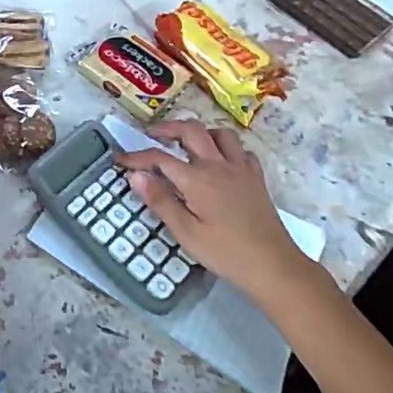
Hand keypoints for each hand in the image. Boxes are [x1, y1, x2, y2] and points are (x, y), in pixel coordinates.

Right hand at [116, 121, 325, 298]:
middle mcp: (219, 165)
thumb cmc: (225, 252)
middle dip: (167, 128)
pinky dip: (224, 147)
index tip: (120, 160)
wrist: (272, 264)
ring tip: (185, 144)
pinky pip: (240, 150)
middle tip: (151, 136)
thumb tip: (136, 176)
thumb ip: (160, 201)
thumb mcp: (185, 232)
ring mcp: (241, 169)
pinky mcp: (256, 177)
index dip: (136, 156)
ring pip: (219, 133)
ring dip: (199, 132)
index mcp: (197, 179)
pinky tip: (218, 161)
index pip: (159, 158)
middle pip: (191, 130)